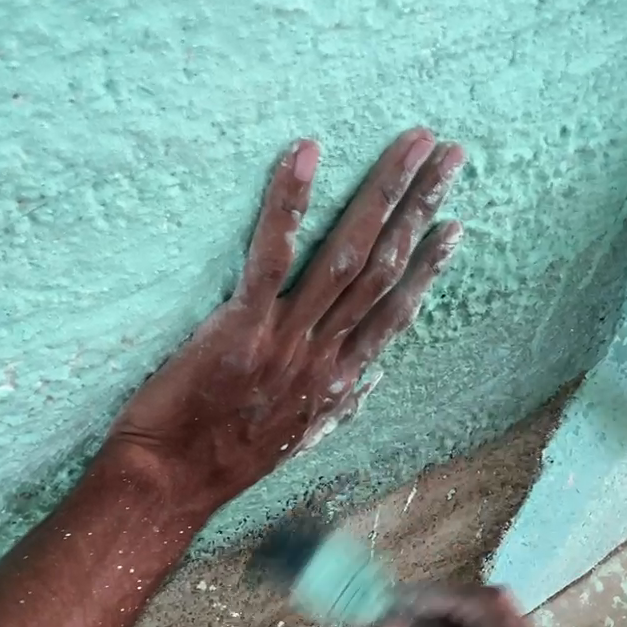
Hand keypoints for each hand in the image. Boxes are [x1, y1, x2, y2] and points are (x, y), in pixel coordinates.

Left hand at [107, 128, 464, 508]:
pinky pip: (271, 258)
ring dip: (383, 193)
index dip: (430, 266)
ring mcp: (286, 340)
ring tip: (412, 143)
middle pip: (385, 269)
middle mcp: (325, 356)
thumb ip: (341, 404)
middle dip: (422, 207)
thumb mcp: (300, 440)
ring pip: (347, 256)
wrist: (172, 484)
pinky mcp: (239, 329)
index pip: (397, 312)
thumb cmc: (228, 460)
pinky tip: (307, 154)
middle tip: (451, 155)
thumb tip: (371, 376)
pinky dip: (289, 204)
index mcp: (340, 381)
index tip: (454, 226)